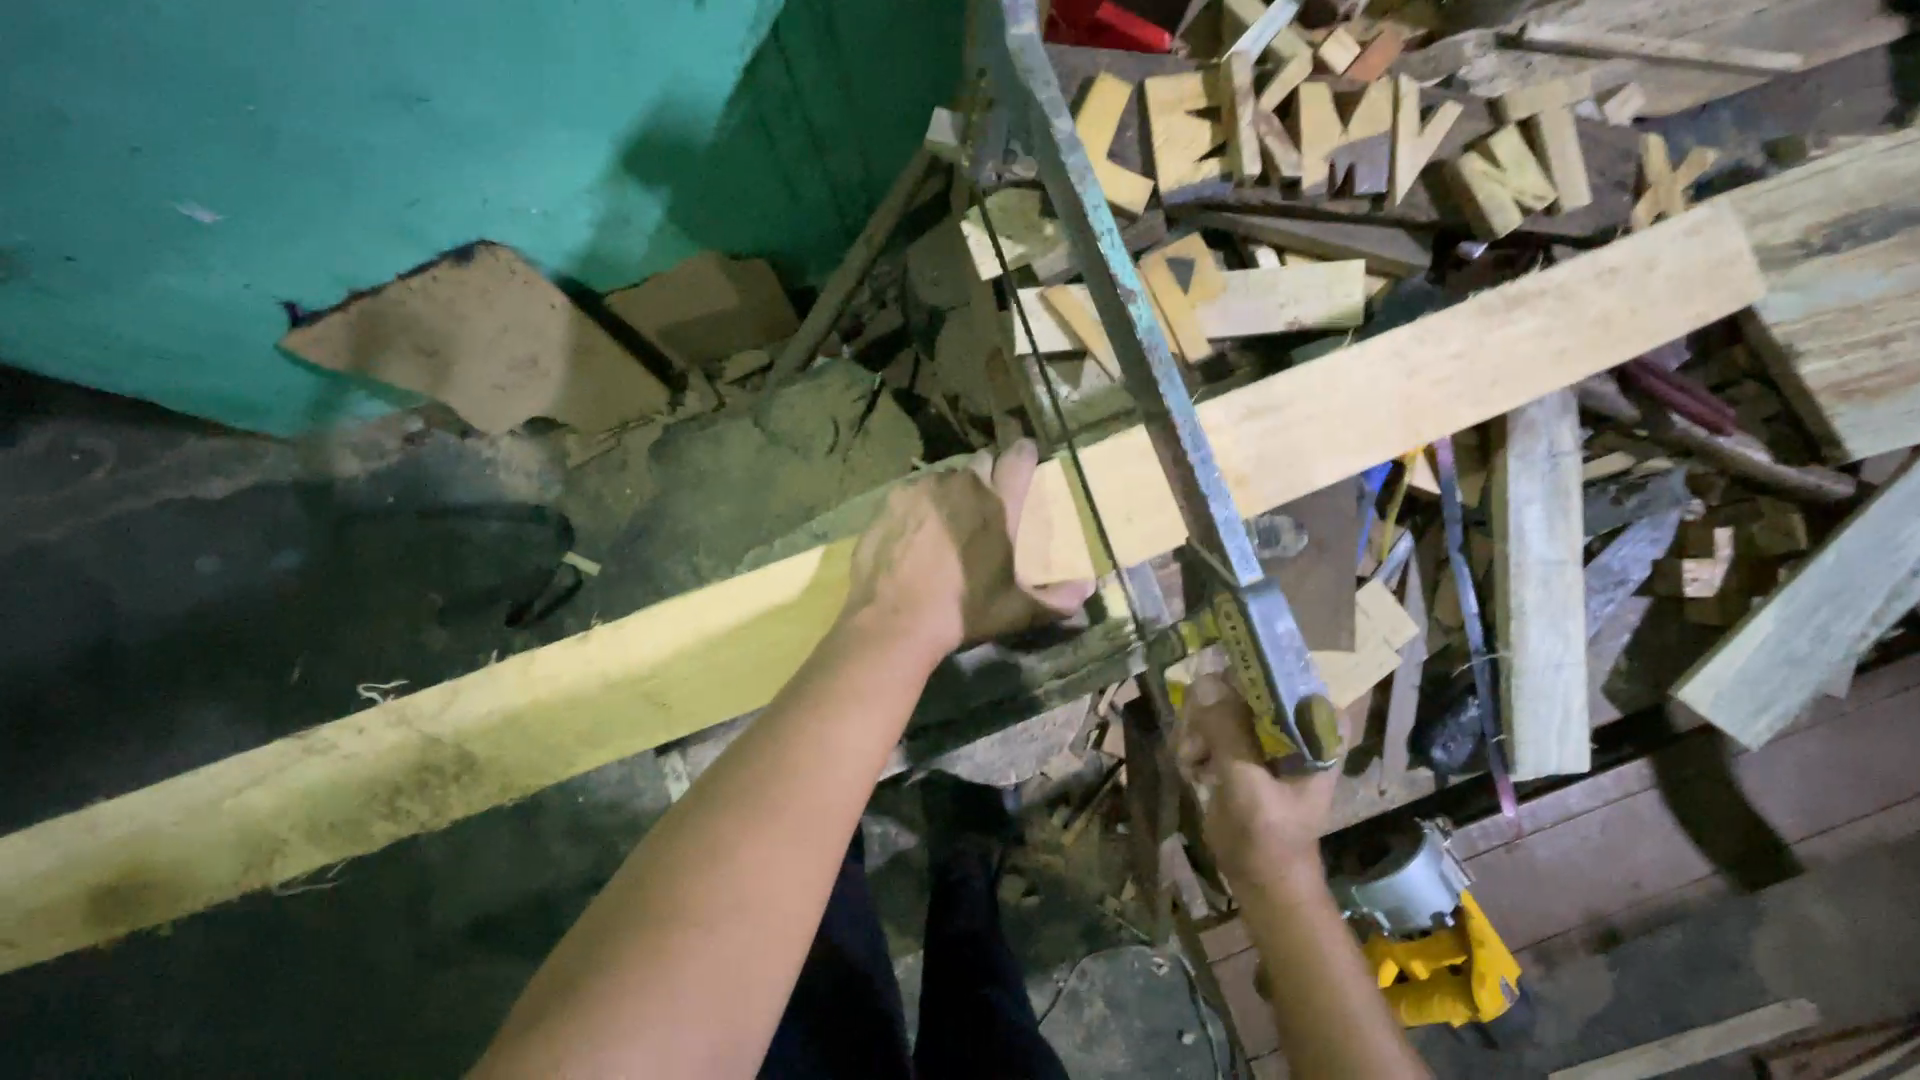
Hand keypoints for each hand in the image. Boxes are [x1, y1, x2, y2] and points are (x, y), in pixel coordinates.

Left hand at [841, 439, 1095, 658]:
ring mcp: (925, 487)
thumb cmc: (962, 613)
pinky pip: (913, 489)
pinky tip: (914, 529)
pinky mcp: (893, 498)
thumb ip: (1057, 599)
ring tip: (946, 518)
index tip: (1025, 460)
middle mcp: (964, 484)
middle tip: (985, 502)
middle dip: (987, 474)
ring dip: (951, 490)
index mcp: (1000, 503)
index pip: (1019, 456)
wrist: (894, 620)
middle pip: (981, 461)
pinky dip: (918, 503)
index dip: (1024, 455)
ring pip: (945, 475)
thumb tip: (1088, 589)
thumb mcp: (1016, 611)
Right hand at [1179, 674, 1340, 891]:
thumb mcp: (1247, 786)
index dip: (1243, 674)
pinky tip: (1193, 767)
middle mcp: (1296, 719)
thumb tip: (1205, 683)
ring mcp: (1267, 730)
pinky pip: (1209, 719)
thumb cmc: (1268, 839)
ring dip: (1197, 728)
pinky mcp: (1244, 743)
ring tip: (1192, 761)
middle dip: (1210, 710)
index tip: (1211, 695)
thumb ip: (1229, 733)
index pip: (1282, 672)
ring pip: (1218, 699)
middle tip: (1195, 743)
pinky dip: (1195, 739)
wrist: (1263, 880)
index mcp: (1319, 726)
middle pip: (1241, 682)